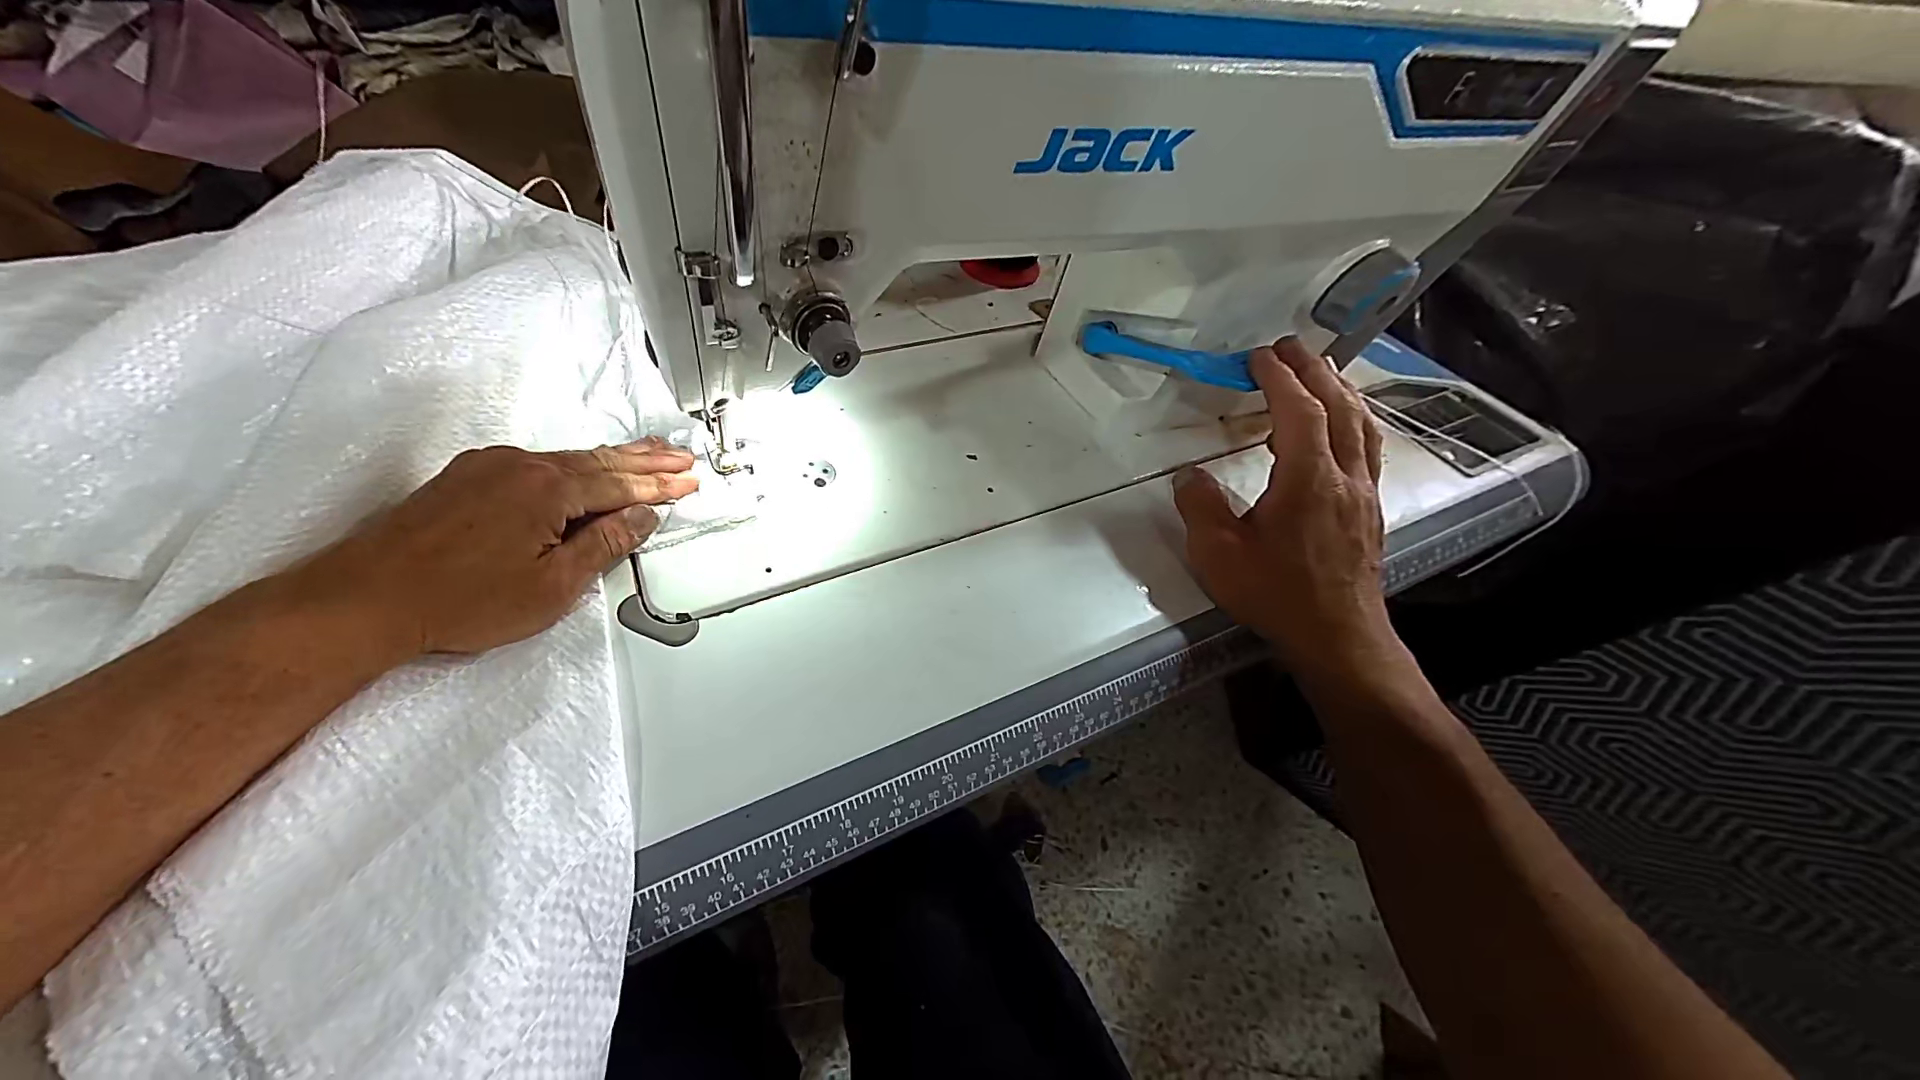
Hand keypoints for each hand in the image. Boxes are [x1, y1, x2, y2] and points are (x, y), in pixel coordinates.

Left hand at [292, 439, 697, 655]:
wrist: (363, 601)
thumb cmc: (460, 600)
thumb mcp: (553, 586)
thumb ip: (603, 544)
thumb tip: (641, 516)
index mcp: (547, 489)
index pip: (621, 484)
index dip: (660, 486)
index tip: (689, 483)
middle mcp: (520, 466)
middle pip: (600, 460)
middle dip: (646, 459)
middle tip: (680, 456)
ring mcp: (489, 467)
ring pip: (569, 458)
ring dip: (612, 457)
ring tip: (646, 452)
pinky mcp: (467, 477)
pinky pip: (538, 462)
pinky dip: (574, 464)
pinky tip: (584, 466)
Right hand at [1174, 338, 1393, 676]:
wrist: (1337, 636)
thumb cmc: (1277, 594)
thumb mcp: (1219, 554)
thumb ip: (1200, 507)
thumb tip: (1189, 476)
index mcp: (1308, 479)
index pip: (1298, 411)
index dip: (1279, 378)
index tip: (1260, 356)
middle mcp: (1345, 476)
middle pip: (1338, 407)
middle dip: (1314, 370)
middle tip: (1291, 348)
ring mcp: (1364, 493)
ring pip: (1362, 425)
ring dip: (1340, 391)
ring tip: (1321, 373)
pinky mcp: (1370, 510)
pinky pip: (1368, 448)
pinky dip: (1354, 421)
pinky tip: (1345, 426)